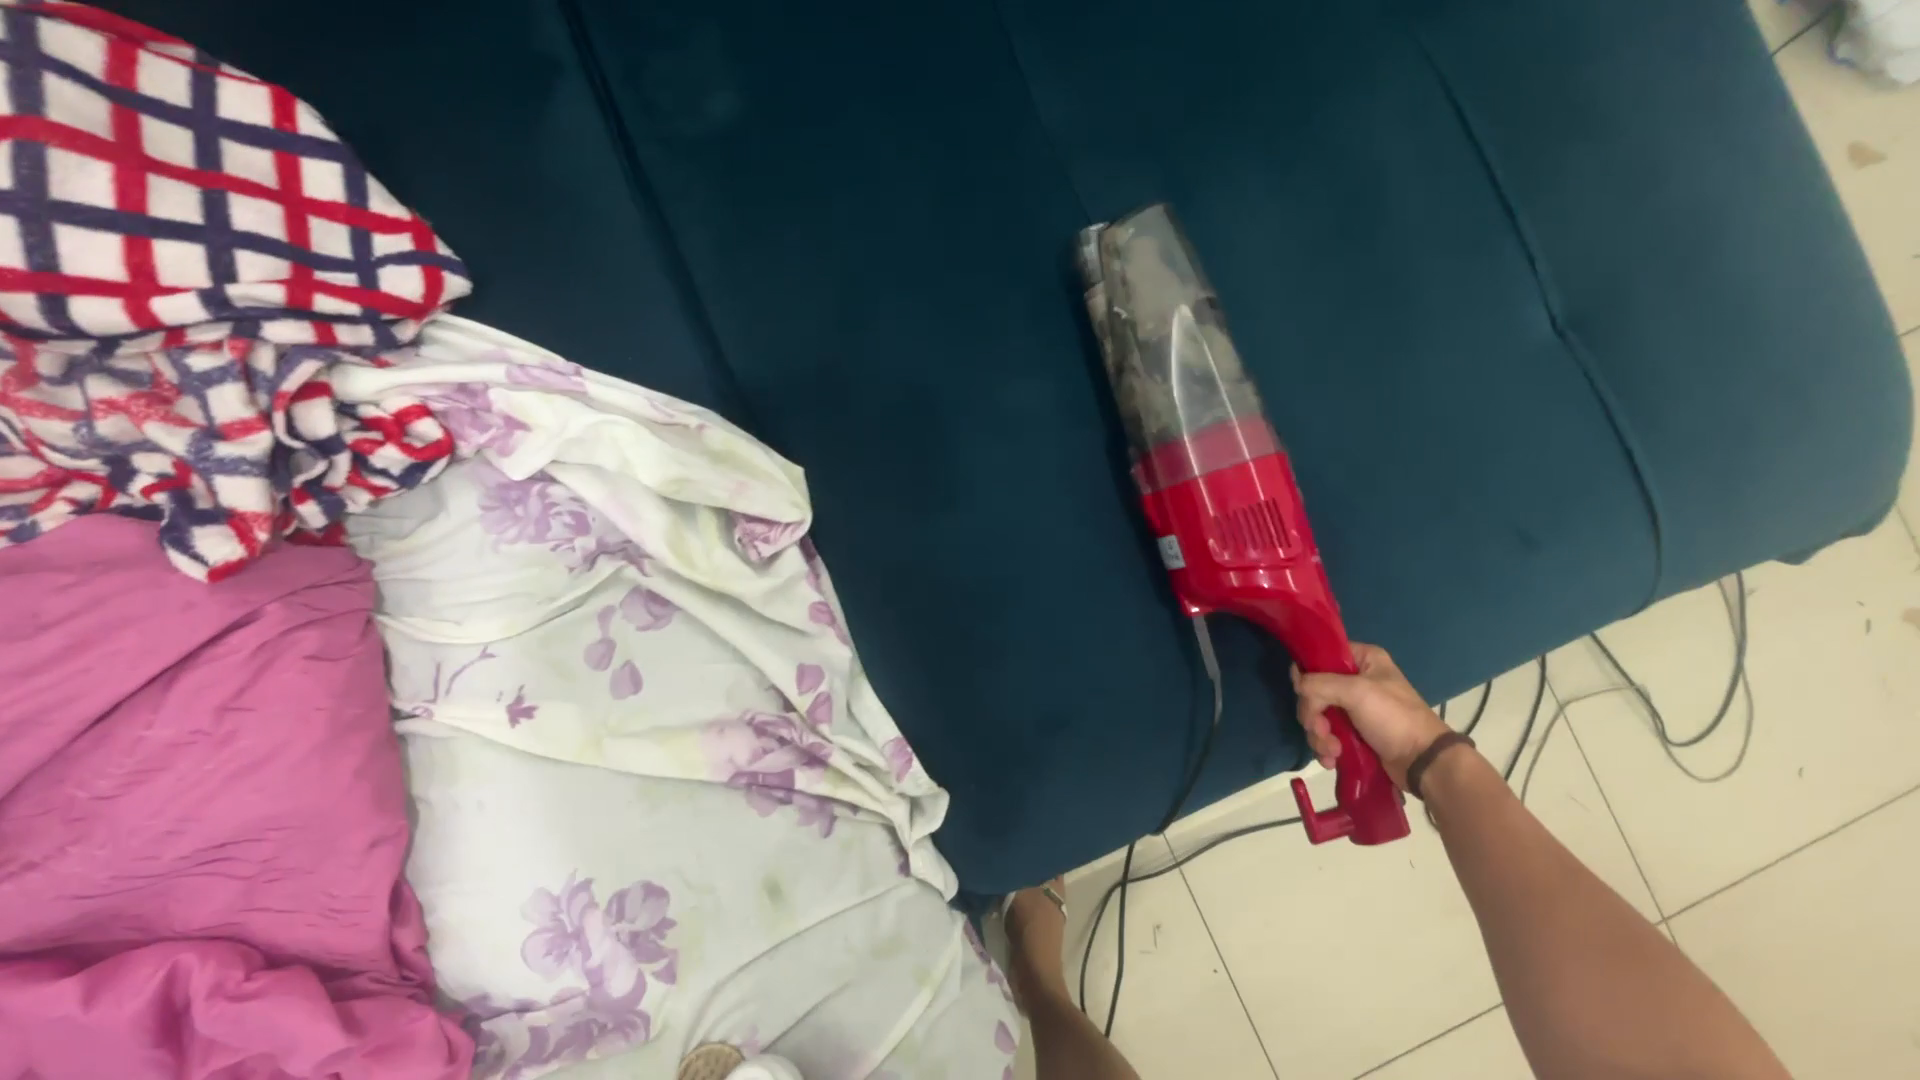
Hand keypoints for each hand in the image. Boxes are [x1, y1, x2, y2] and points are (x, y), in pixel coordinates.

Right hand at [1291, 643, 1449, 791]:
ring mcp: (1354, 708)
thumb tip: (1297, 686)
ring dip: (1319, 736)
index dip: (1307, 675)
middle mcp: (1356, 680)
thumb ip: (1318, 684)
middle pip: (1314, 691)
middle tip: (1321, 729)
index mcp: (1363, 660)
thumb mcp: (1356, 692)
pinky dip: (1325, 747)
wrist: (1422, 762)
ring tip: (1333, 751)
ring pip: (1318, 716)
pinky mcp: (1353, 733)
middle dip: (1313, 715)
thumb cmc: (1394, 718)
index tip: (1305, 694)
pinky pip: (1326, 734)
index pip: (1321, 657)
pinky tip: (1333, 759)